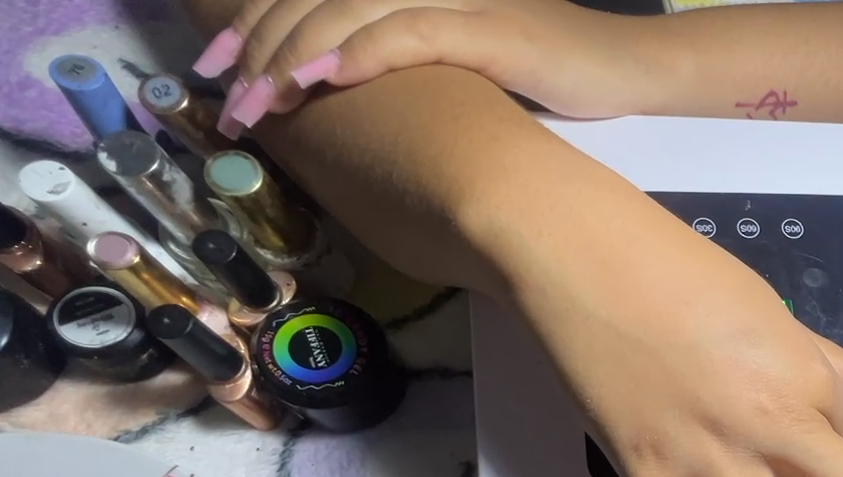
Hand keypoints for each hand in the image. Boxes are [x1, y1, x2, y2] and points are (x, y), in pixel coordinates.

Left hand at [192, 0, 662, 129]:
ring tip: (256, 100)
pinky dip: (360, 54)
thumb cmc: (553, 70)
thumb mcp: (469, 57)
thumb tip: (359, 88)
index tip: (221, 70)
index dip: (257, 24)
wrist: (623, 67)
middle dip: (256, 46)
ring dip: (292, 57)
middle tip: (219, 95)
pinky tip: (320, 79)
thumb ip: (413, 57)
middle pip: (316, 0)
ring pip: (348, 15)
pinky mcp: (486, 29)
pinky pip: (408, 34)